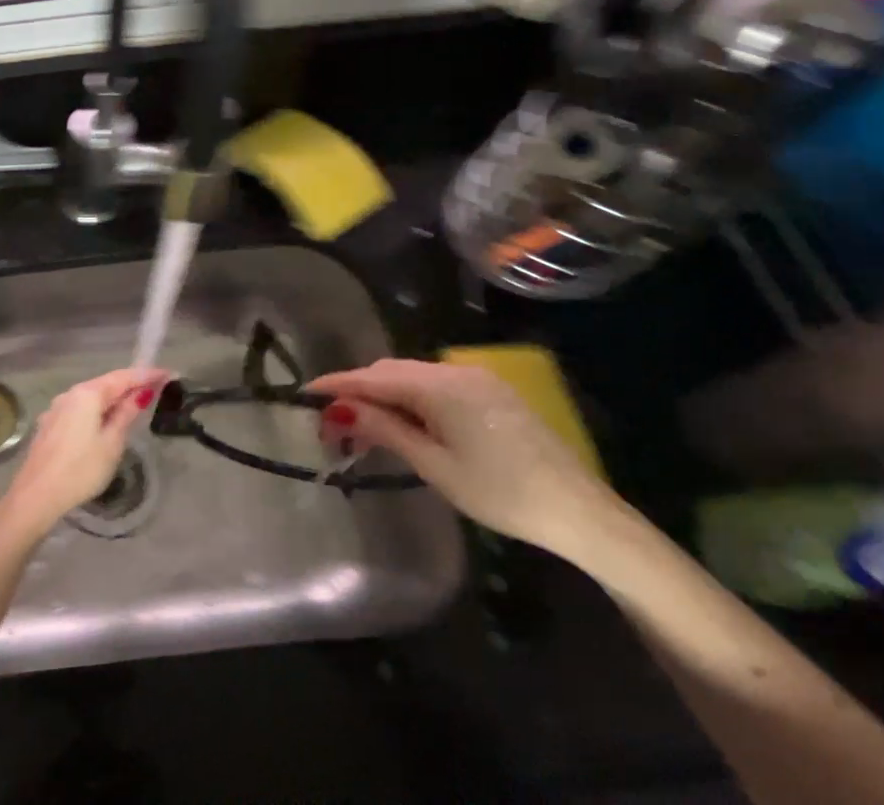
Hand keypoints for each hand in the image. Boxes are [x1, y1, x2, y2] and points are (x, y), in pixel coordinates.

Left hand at [0, 369, 168, 537]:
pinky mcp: (49, 425)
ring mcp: (56, 409)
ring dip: (113, 398)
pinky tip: (105, 420)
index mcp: (86, 394)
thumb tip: (141, 393)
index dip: (147, 374)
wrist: (37, 494)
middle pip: (105, 384)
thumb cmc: (81, 469)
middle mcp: (68, 395)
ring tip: (135, 403)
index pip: (122, 377)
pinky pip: (79, 410)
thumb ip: (126, 415)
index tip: (168, 373)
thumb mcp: (111, 443)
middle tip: (156, 386)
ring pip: (90, 397)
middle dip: (130, 384)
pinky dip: (97, 410)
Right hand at [309, 359, 621, 556]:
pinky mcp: (492, 395)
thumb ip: (386, 430)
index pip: (374, 377)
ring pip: (413, 378)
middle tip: (330, 425)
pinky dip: (409, 399)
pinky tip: (401, 423)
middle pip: (392, 372)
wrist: (579, 512)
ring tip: (360, 428)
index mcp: (442, 387)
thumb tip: (341, 409)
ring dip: (383, 396)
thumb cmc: (500, 494)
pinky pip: (436, 386)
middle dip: (357, 392)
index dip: (337, 384)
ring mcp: (479, 381)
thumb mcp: (434, 466)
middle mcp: (458, 373)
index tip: (304, 394)